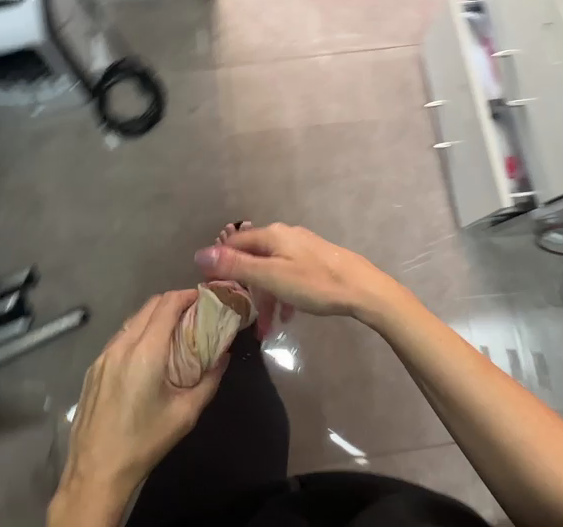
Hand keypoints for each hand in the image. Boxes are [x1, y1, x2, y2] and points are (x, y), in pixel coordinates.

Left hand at [51, 291, 226, 526]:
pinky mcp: (94, 368)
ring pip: (132, 320)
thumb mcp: (185, 415)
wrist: (96, 471)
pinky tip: (147, 353)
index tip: (204, 298)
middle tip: (193, 313)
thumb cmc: (145, 443)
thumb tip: (224, 356)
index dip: (187, 295)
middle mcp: (122, 345)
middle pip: (150, 306)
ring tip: (173, 331)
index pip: (167, 305)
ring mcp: (103, 355)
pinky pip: (120, 338)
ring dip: (154, 317)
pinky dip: (138, 333)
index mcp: (145, 352)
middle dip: (173, 303)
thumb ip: (209, 380)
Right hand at [194, 223, 405, 322]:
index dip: (221, 264)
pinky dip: (282, 295)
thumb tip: (200, 254)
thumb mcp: (271, 277)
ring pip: (272, 270)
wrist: (362, 289)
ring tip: (264, 328)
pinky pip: (288, 276)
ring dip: (265, 297)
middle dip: (246, 288)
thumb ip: (236, 266)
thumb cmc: (314, 283)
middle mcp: (284, 235)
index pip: (235, 242)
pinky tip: (286, 316)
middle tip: (242, 317)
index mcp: (272, 235)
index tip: (214, 290)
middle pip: (254, 258)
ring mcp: (301, 247)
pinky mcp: (315, 261)